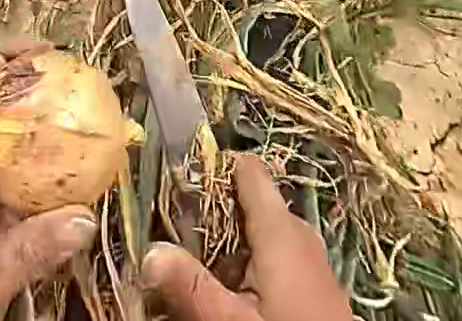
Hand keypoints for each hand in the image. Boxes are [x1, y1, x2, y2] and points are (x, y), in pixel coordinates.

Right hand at [142, 153, 353, 320]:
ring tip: (195, 264)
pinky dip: (247, 264)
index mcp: (281, 229)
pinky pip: (273, 256)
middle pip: (246, 201)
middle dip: (209, 213)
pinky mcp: (314, 286)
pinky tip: (230, 293)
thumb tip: (147, 252)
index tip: (176, 185)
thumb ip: (192, 286)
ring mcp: (310, 260)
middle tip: (175, 234)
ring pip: (258, 230)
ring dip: (226, 243)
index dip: (210, 168)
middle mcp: (298, 233)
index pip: (245, 168)